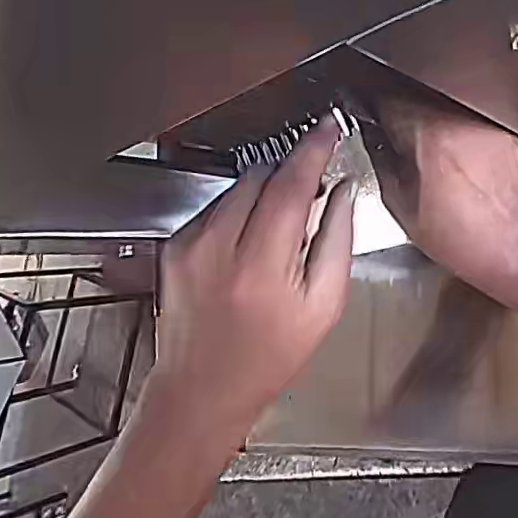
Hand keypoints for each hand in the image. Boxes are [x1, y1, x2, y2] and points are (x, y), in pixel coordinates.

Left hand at [63, 121, 353, 517]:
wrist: (201, 390)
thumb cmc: (270, 357)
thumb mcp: (323, 308)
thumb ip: (337, 240)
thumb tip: (342, 190)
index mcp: (263, 266)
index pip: (291, 184)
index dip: (314, 148)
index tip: (328, 127)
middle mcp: (220, 248)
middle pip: (262, 175)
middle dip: (289, 176)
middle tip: (306, 204)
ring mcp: (191, 245)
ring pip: (237, 187)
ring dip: (262, 195)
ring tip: (273, 237)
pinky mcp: (174, 246)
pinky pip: (215, 207)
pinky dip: (236, 213)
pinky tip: (244, 249)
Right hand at [369, 93, 517, 297]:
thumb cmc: (464, 236)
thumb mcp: (401, 206)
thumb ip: (381, 162)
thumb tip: (372, 138)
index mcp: (429, 135)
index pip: (389, 99)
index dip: (375, 110)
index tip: (373, 122)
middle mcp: (460, 120)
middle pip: (417, 96)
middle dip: (403, 117)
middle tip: (402, 146)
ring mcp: (486, 122)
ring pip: (443, 105)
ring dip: (431, 123)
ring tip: (434, 159)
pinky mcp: (505, 129)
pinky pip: (468, 118)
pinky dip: (458, 132)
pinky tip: (458, 161)